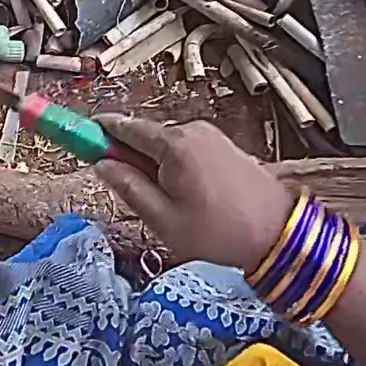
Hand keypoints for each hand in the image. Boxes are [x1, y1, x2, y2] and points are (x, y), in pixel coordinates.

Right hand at [92, 116, 294, 268]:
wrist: (285, 239)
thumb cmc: (221, 233)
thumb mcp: (162, 218)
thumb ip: (127, 187)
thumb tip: (102, 164)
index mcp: (173, 144)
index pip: (123, 126)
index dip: (97, 131)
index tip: (79, 137)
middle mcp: (192, 130)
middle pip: (144, 135)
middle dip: (130, 156)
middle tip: (132, 190)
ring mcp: (212, 136)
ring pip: (165, 143)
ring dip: (155, 163)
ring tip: (167, 201)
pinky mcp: (225, 146)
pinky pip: (186, 148)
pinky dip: (176, 164)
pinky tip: (187, 195)